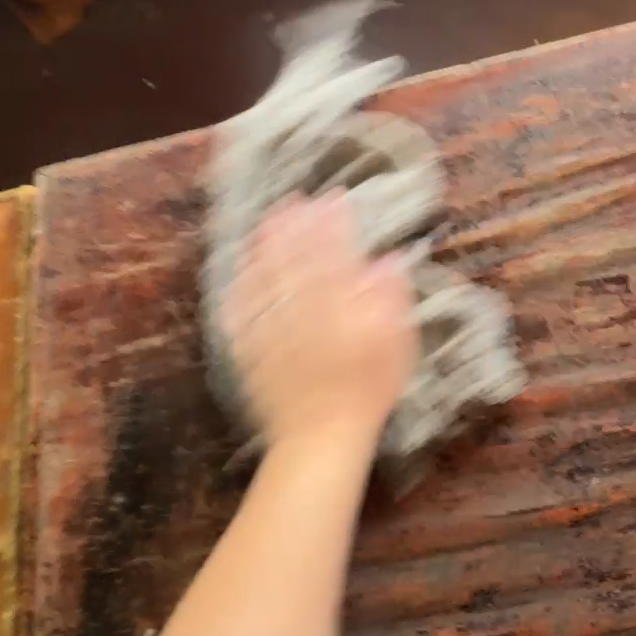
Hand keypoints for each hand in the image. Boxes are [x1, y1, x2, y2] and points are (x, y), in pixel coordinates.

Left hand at [223, 192, 418, 452]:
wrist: (322, 436)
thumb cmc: (370, 388)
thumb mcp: (397, 343)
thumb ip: (391, 300)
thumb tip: (389, 261)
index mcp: (340, 306)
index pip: (335, 255)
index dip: (333, 225)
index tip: (334, 199)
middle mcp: (301, 311)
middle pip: (295, 262)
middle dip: (295, 229)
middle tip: (293, 200)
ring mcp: (271, 330)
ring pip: (265, 281)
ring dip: (264, 250)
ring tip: (265, 224)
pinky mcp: (250, 351)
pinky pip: (240, 314)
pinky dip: (239, 289)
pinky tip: (238, 274)